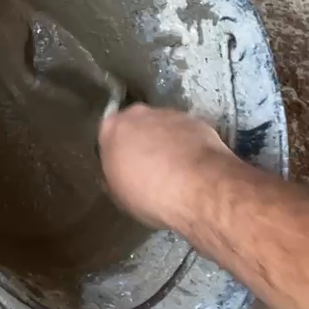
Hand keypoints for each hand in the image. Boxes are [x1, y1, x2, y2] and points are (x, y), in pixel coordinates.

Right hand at [98, 102, 236, 229]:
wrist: (199, 188)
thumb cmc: (151, 194)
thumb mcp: (119, 194)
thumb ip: (113, 175)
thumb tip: (118, 171)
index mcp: (111, 128)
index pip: (109, 136)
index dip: (118, 153)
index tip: (126, 168)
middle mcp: (137, 114)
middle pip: (136, 126)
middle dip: (142, 142)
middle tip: (150, 168)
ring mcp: (168, 114)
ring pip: (163, 128)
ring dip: (167, 143)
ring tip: (178, 171)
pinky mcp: (196, 121)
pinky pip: (187, 133)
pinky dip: (189, 146)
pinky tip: (195, 168)